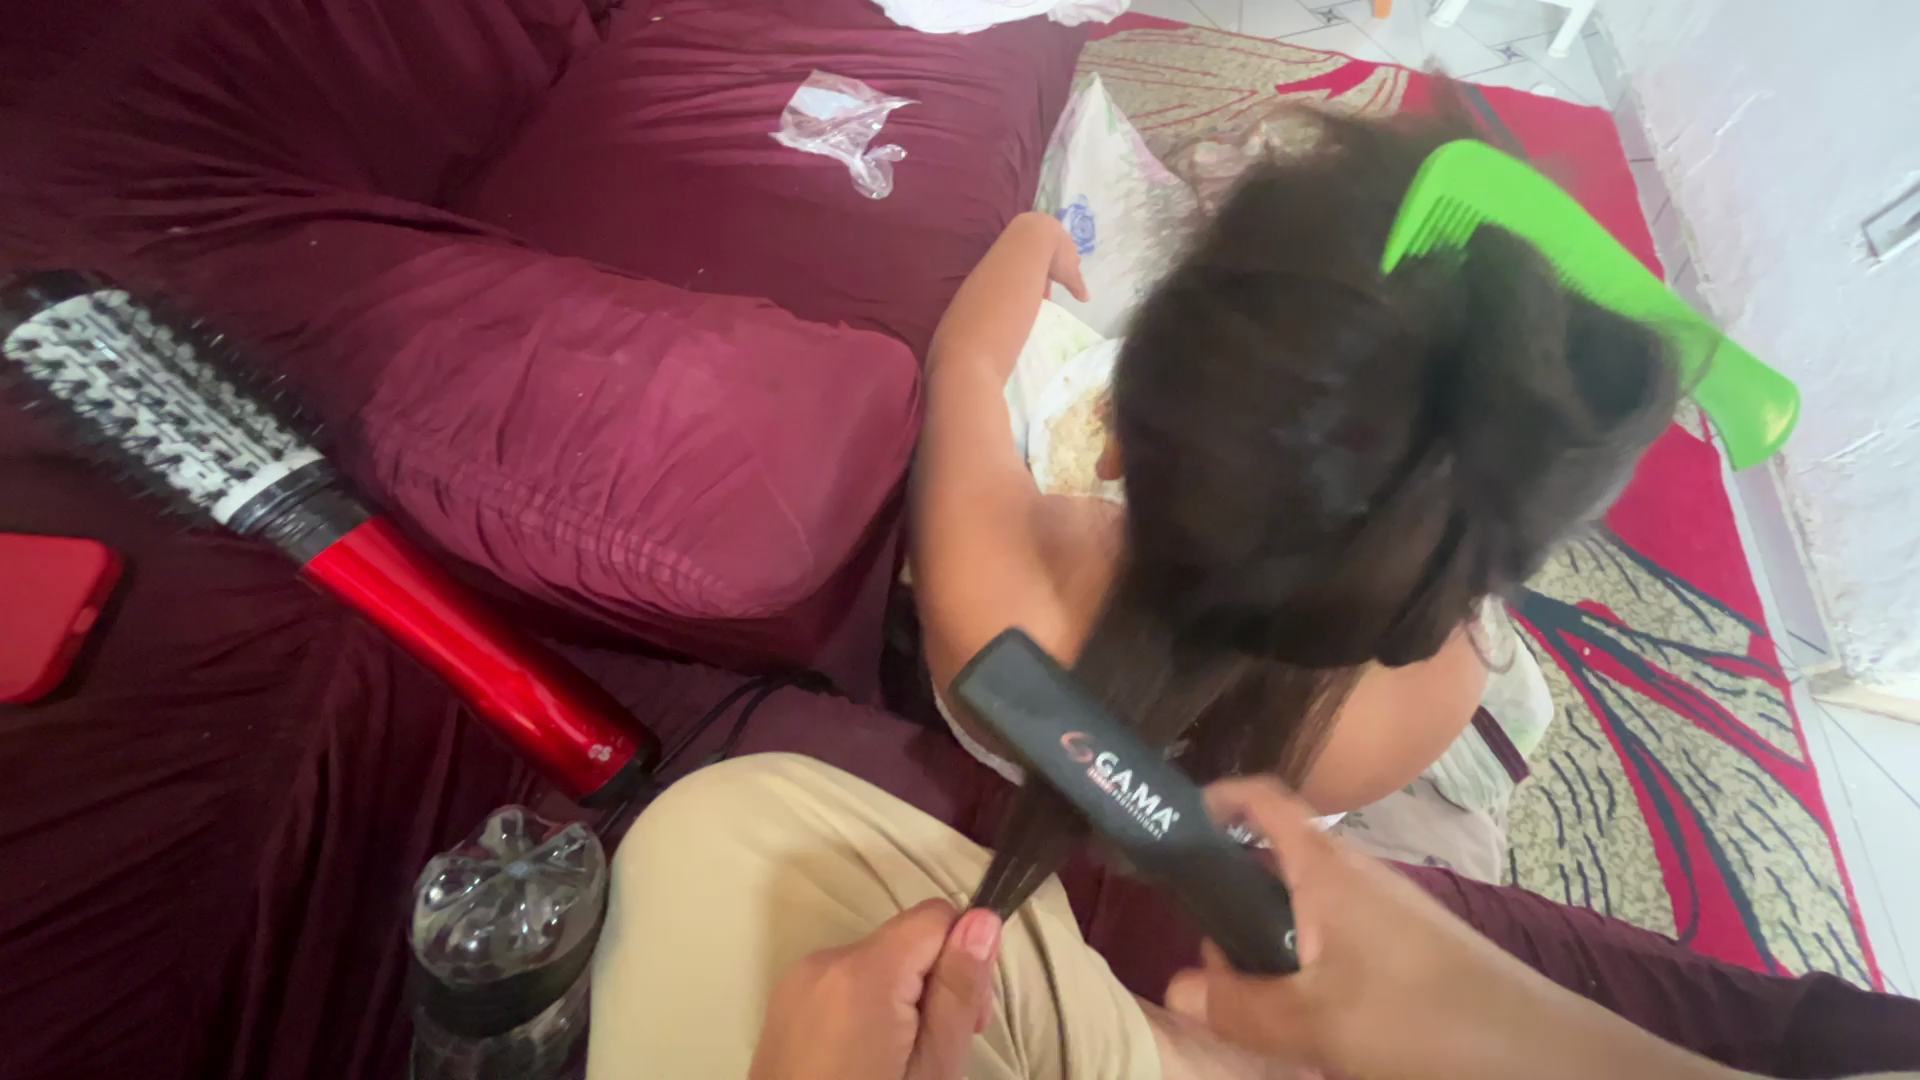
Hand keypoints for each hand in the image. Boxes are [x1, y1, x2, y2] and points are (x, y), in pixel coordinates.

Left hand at [749, 899, 1002, 1079]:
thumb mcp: (931, 1071)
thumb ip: (957, 992)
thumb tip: (984, 918)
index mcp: (862, 973)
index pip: (935, 916)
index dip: (963, 957)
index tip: (969, 1018)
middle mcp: (824, 960)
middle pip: (906, 939)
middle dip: (934, 983)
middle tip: (938, 1053)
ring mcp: (797, 981)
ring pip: (878, 960)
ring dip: (902, 997)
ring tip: (900, 1064)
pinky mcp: (783, 1003)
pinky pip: (845, 980)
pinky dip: (868, 1007)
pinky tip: (867, 1060)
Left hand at [1013, 211, 1089, 302]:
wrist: (1030, 238)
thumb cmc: (1056, 255)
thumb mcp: (1070, 274)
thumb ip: (1078, 286)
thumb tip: (1087, 299)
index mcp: (1063, 238)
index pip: (1067, 252)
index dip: (1066, 266)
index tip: (1063, 278)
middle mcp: (1046, 234)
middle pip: (1048, 253)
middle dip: (1048, 269)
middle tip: (1045, 285)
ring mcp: (1029, 234)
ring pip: (1032, 254)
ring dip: (1033, 269)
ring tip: (1031, 286)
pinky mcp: (1012, 238)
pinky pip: (1018, 255)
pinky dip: (1020, 266)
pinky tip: (1018, 278)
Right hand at [1165, 778, 1735, 1079]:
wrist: (1559, 1067)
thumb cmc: (1429, 1021)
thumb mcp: (1321, 1023)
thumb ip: (1241, 1006)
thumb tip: (1173, 989)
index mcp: (1324, 866)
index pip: (1263, 797)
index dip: (1219, 795)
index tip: (1180, 822)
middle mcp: (1351, 874)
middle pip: (1274, 858)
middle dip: (1233, 896)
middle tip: (1211, 951)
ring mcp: (1383, 911)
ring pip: (1303, 907)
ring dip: (1269, 940)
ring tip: (1254, 996)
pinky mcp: (1407, 948)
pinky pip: (1333, 939)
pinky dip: (1305, 965)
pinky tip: (1310, 1022)